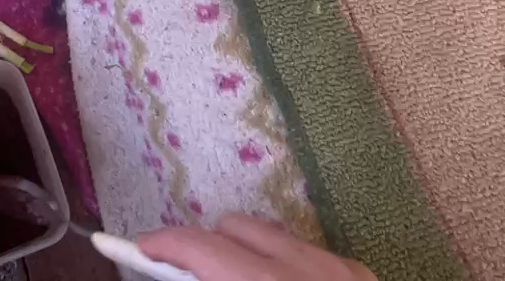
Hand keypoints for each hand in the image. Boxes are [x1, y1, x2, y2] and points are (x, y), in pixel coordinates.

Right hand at [136, 214, 375, 280]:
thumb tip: (185, 274)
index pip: (201, 247)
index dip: (163, 244)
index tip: (139, 249)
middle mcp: (307, 269)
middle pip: (233, 228)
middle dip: (205, 251)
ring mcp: (343, 272)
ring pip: (273, 237)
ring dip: (245, 256)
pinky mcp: (365, 279)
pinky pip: (310, 255)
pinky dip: (287, 269)